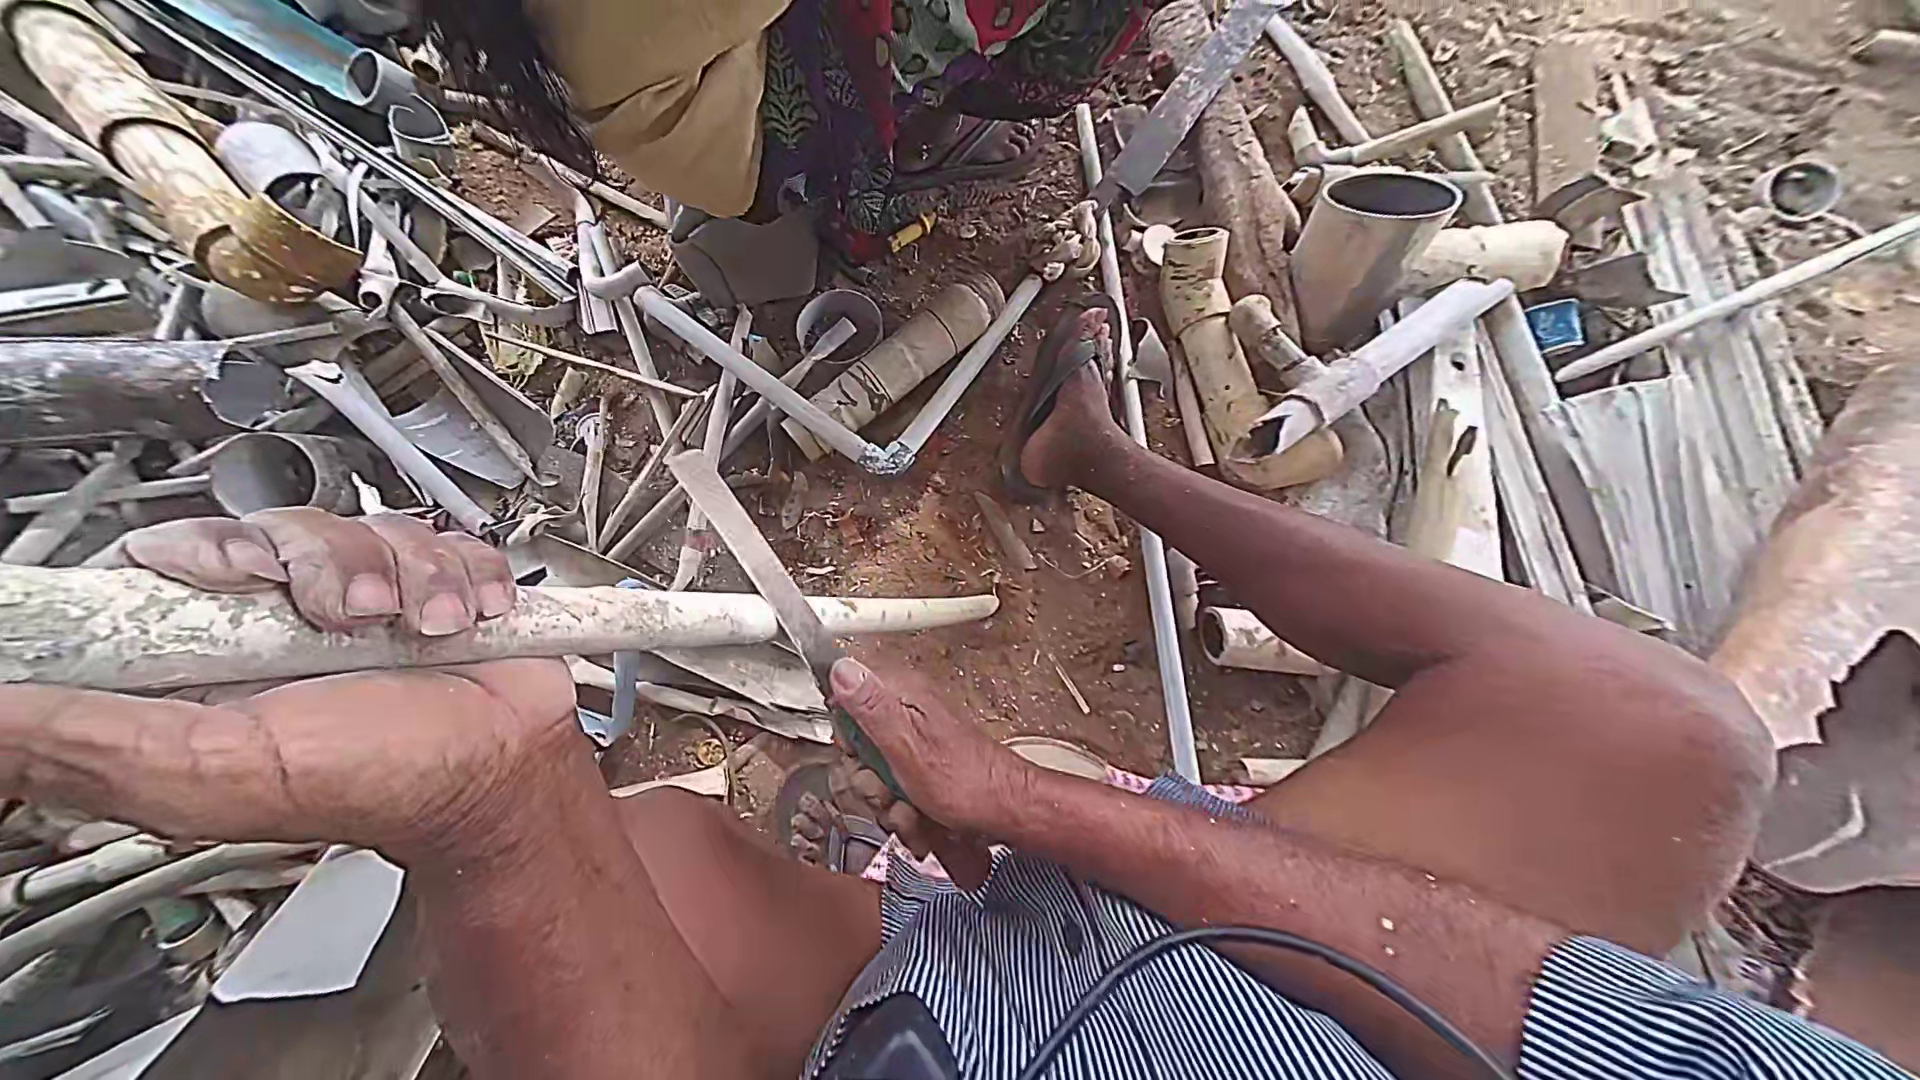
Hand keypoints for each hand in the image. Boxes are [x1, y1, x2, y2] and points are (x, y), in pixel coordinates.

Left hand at [0, 511, 580, 861]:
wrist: (502, 764)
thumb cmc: (387, 780)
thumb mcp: (220, 776)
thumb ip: (91, 741)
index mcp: (233, 650)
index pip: (183, 553)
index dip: (215, 551)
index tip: (252, 577)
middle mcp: (305, 613)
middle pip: (294, 527)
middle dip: (339, 568)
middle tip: (362, 618)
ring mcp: (388, 593)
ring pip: (387, 529)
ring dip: (423, 580)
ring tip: (434, 632)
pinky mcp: (453, 583)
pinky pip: (459, 541)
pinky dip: (474, 577)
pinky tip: (472, 619)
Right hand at [826, 657, 1036, 844]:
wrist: (1002, 806)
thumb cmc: (965, 780)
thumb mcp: (906, 744)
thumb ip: (870, 706)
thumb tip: (840, 668)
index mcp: (903, 693)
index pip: (845, 698)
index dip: (847, 736)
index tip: (860, 756)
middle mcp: (908, 709)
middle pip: (856, 740)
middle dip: (866, 776)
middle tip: (887, 786)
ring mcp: (915, 735)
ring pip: (872, 768)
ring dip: (884, 796)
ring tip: (907, 803)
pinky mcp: (921, 760)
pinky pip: (891, 782)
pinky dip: (900, 803)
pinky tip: (916, 810)